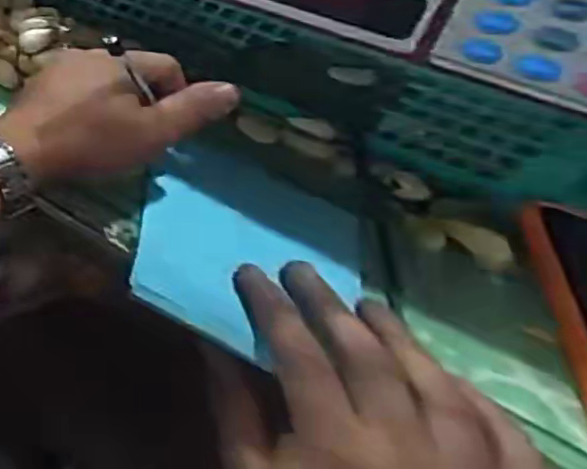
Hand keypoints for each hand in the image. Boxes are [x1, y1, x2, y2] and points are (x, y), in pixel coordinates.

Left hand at [0, 48, 237, 181]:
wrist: (22, 149)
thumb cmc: (91, 141)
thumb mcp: (152, 132)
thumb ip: (191, 109)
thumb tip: (230, 88)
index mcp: (117, 60)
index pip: (168, 66)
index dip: (178, 97)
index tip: (166, 127)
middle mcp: (87, 53)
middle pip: (135, 72)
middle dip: (146, 101)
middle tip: (138, 135)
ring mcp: (58, 65)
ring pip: (105, 80)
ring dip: (116, 103)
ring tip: (109, 135)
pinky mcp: (39, 81)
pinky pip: (78, 87)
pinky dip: (88, 104)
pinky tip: (81, 128)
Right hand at [213, 263, 540, 468]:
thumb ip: (235, 410)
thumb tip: (211, 343)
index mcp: (334, 443)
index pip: (298, 351)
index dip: (270, 305)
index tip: (247, 271)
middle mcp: (405, 449)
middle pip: (367, 357)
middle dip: (328, 306)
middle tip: (301, 271)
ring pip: (439, 388)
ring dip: (401, 340)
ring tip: (370, 306)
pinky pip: (508, 440)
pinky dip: (478, 401)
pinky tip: (449, 377)